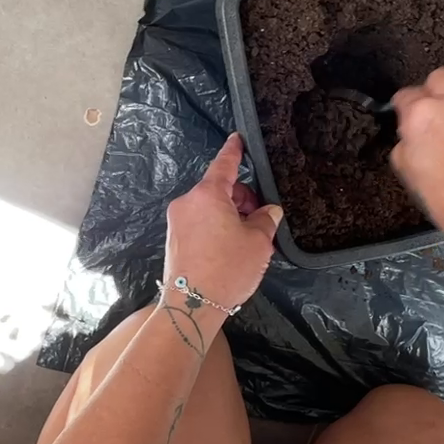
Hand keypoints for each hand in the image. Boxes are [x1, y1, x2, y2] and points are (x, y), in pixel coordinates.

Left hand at [163, 134, 282, 310]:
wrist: (191, 305)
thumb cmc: (226, 270)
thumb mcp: (258, 242)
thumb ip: (266, 220)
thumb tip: (269, 211)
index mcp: (207, 194)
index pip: (224, 164)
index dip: (234, 150)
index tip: (237, 139)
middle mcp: (187, 202)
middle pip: (220, 189)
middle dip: (242, 199)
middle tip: (261, 220)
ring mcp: (177, 221)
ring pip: (210, 208)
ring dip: (230, 215)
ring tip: (248, 241)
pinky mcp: (174, 239)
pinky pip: (200, 223)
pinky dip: (216, 227)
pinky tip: (231, 249)